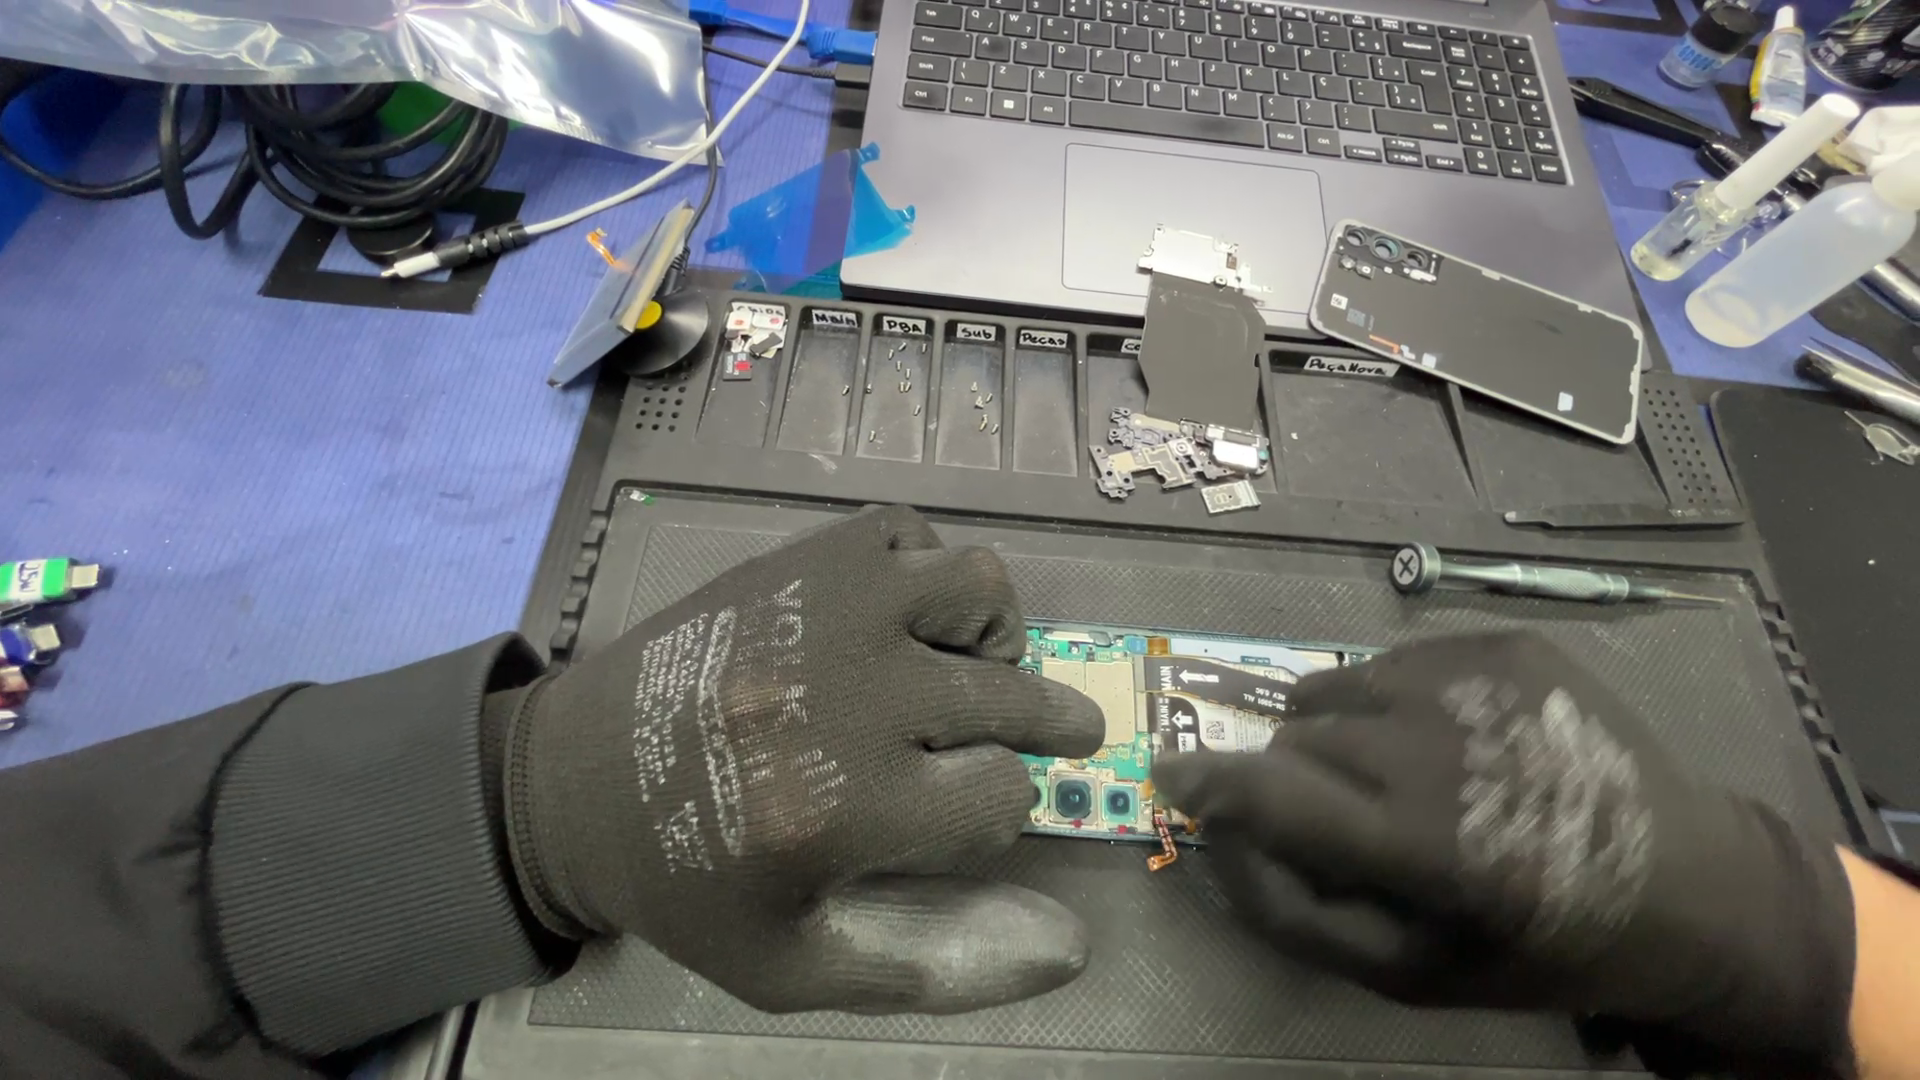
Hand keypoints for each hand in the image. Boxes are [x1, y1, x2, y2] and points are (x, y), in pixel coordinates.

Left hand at [493, 506, 1105, 1013]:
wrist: (577, 778)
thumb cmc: (690, 879)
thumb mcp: (799, 966)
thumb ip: (940, 967)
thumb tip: (1075, 947)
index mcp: (850, 807)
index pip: (1001, 794)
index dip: (1000, 805)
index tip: (973, 806)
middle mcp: (855, 696)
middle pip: (1012, 694)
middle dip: (1055, 720)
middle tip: (1067, 727)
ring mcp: (832, 610)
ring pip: (978, 585)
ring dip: (993, 630)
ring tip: (971, 657)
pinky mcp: (802, 559)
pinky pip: (904, 531)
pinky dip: (921, 566)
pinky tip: (900, 608)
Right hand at [1153, 632, 1854, 1071]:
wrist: (1705, 885)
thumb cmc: (1540, 942)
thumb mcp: (1410, 972)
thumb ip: (1294, 911)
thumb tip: (1216, 836)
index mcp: (1424, 842)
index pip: (1272, 789)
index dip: (1206, 779)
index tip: (1170, 773)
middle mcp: (1440, 745)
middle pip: (1296, 732)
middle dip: (1294, 771)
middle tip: (1342, 806)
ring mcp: (1473, 679)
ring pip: (1332, 685)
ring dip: (1336, 726)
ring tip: (1393, 765)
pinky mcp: (1502, 643)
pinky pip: (1390, 659)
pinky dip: (1390, 697)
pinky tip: (1448, 736)